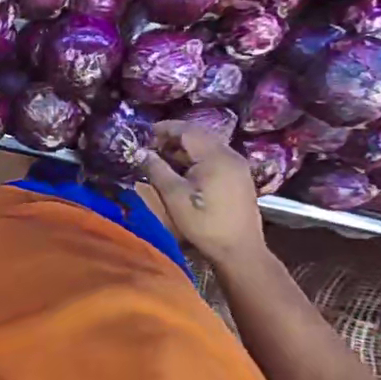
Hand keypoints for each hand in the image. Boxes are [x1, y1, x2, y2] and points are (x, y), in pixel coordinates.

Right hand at [141, 121, 268, 264]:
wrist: (240, 251)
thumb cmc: (204, 223)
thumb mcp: (174, 196)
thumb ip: (156, 169)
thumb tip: (140, 152)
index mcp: (215, 155)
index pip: (187, 129)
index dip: (164, 128)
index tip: (145, 134)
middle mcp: (230, 154)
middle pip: (199, 135)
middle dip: (174, 137)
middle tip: (152, 146)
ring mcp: (238, 166)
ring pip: (208, 146)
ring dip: (185, 148)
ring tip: (164, 159)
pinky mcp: (240, 178)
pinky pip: (216, 158)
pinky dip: (197, 158)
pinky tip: (185, 172)